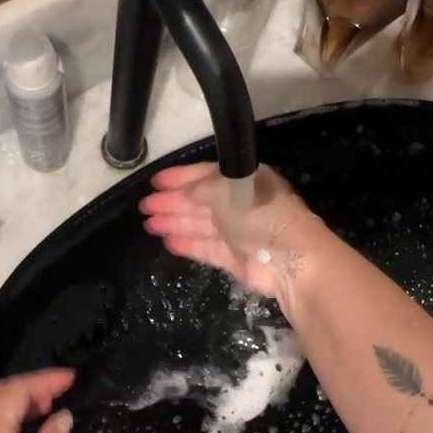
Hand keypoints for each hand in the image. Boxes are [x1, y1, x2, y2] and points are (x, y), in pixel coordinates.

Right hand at [138, 163, 320, 299]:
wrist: (287, 257)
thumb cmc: (258, 214)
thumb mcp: (225, 190)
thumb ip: (199, 188)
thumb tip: (181, 192)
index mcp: (242, 181)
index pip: (205, 175)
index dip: (179, 178)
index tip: (154, 182)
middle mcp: (239, 204)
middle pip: (199, 201)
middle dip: (171, 202)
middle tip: (145, 206)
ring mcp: (236, 232)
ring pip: (199, 224)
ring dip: (173, 223)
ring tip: (149, 225)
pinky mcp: (233, 257)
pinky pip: (204, 247)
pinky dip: (186, 244)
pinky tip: (167, 241)